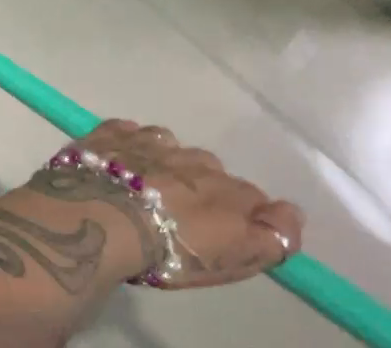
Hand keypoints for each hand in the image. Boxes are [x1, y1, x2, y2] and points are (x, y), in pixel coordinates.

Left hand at [72, 119, 303, 289]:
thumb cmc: (169, 251)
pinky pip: (126, 129)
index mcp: (230, 193)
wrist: (100, 218)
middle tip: (178, 207)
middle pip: (208, 168)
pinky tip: (118, 155)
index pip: (251, 197)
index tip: (222, 226)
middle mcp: (196, 162)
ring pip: (169, 144)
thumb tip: (290, 212)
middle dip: (199, 183)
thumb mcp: (234, 260)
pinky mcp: (110, 134)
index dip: (239, 211)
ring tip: (146, 181)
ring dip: (164, 159)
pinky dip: (127, 140)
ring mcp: (150, 143)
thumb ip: (269, 237)